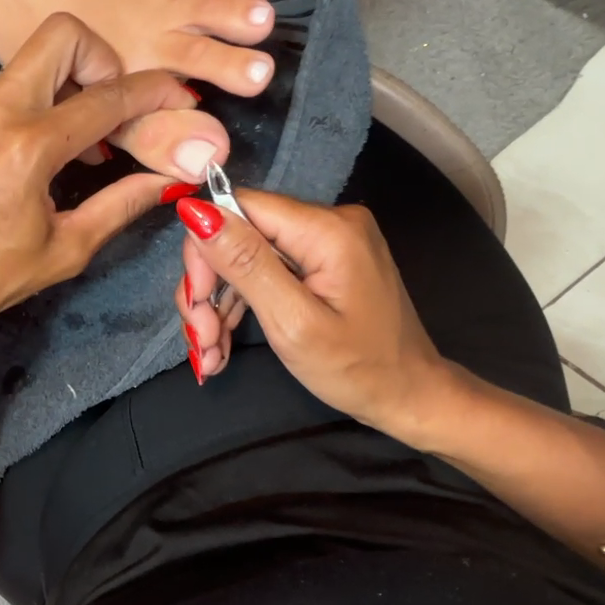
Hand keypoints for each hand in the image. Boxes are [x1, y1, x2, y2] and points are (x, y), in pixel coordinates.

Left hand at [0, 13, 194, 370]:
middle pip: (62, 36)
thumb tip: (171, 179)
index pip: (106, 98)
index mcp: (26, 150)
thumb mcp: (68, 248)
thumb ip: (123, 204)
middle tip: (115, 108)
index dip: (154, 93)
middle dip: (103, 59)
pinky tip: (55, 145)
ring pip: (33, 56)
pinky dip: (43, 98)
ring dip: (72, 79)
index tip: (181, 99)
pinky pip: (11, 84)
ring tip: (89, 135)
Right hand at [173, 190, 460, 435]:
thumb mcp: (293, 322)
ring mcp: (323, 243)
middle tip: (203, 341)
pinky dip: (236, 308)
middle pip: (236, 236)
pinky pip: (261, 273)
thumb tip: (196, 211)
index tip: (197, 304)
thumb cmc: (357, 368)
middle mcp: (327, 223)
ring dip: (216, 306)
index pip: (237, 208)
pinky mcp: (318, 263)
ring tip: (212, 354)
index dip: (205, 251)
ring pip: (241, 259)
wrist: (408, 396)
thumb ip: (246, 264)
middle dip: (208, 289)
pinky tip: (223, 344)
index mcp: (327, 229)